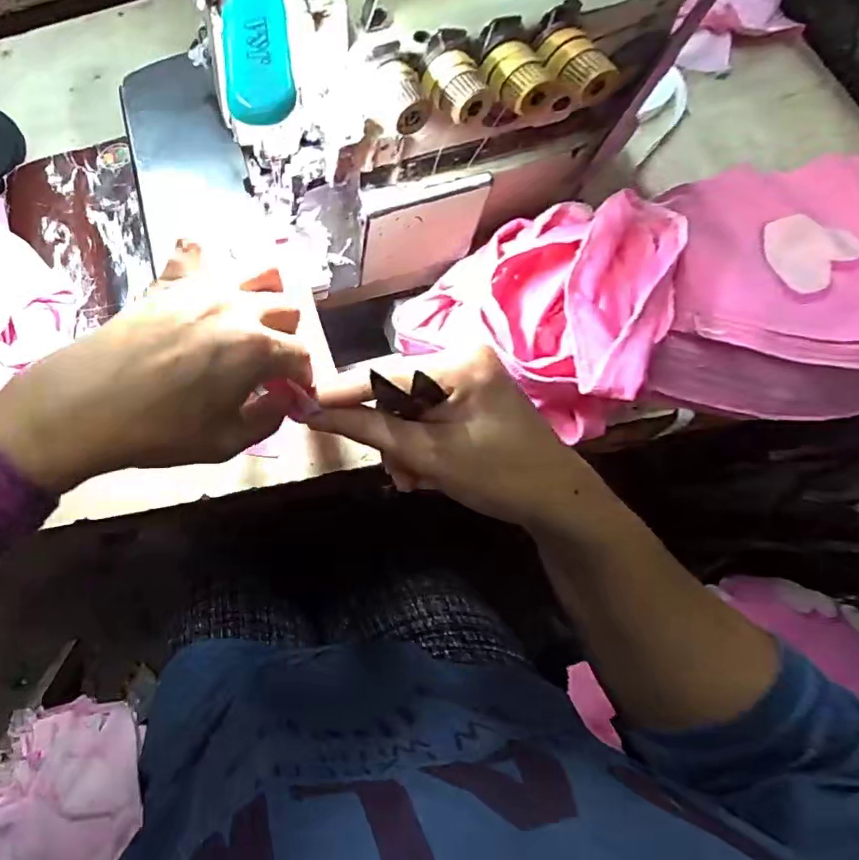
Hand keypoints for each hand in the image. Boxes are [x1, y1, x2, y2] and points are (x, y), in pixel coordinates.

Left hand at [0, 247, 313, 491]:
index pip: (300, 354)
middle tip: (268, 364)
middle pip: (285, 307)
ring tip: (246, 320)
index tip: (293, 394)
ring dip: (262, 293)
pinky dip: (206, 265)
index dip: (303, 377)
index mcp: (257, 347)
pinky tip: (201, 285)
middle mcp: (236, 307)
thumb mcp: (222, 444)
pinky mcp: (166, 282)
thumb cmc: (157, 431)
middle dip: (286, 336)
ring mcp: (200, 288)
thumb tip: (281, 400)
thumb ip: (265, 421)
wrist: (85, 404)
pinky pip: (196, 255)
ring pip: (253, 270)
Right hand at [308, 346, 615, 534]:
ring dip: (399, 444)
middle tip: (387, 468)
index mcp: (458, 362)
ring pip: (403, 406)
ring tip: (413, 479)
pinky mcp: (468, 393)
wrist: (558, 503)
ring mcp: (467, 374)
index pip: (381, 373)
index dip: (339, 392)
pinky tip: (425, 472)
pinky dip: (415, 442)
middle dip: (383, 432)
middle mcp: (461, 356)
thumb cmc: (498, 478)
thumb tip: (312, 412)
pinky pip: (422, 412)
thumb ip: (366, 428)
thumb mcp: (426, 455)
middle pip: (391, 389)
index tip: (300, 403)